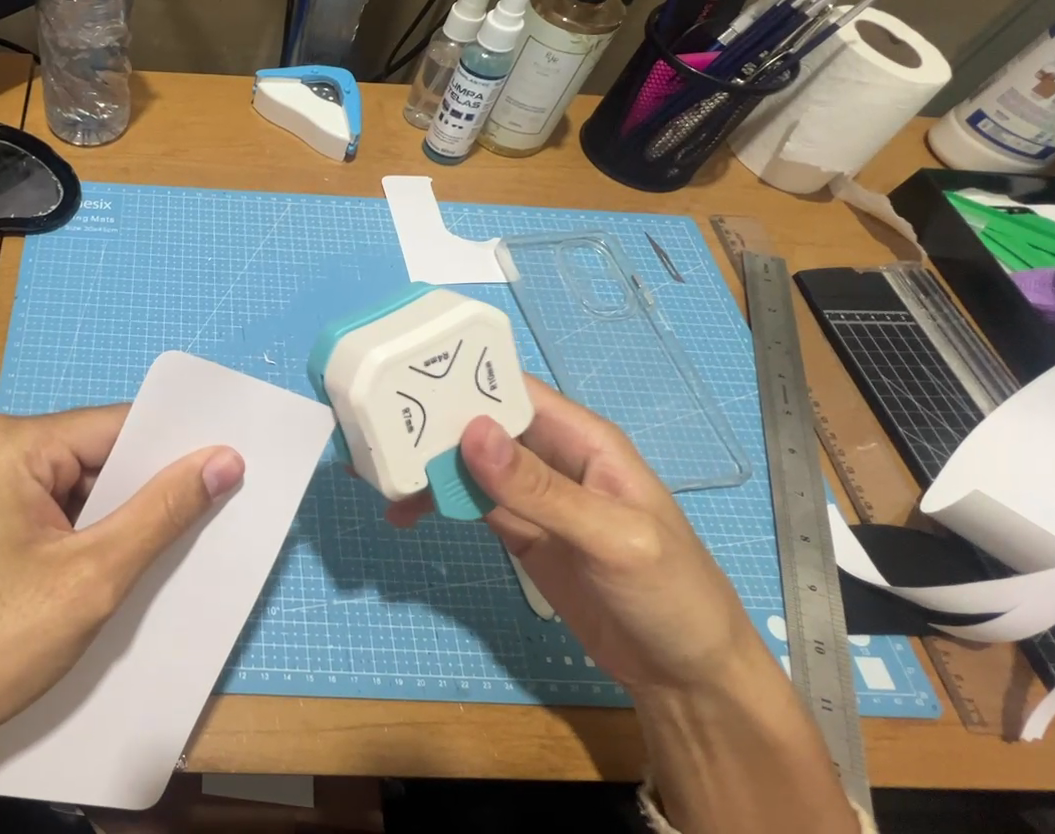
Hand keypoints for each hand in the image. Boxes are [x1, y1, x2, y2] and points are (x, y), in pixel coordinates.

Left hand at [0, 407, 243, 833]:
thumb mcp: (92, 578)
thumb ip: (162, 512)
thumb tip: (226, 458)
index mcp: (8, 442)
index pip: (113, 427)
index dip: (171, 450)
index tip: (227, 472)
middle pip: (90, 452)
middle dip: (140, 488)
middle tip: (203, 519)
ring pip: (70, 482)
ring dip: (111, 514)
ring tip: (158, 548)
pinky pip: (44, 505)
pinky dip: (79, 530)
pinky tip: (106, 563)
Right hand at [386, 377, 763, 693]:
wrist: (686, 675)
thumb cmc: (671, 594)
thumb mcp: (612, 539)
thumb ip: (541, 489)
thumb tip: (472, 432)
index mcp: (582, 439)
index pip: (513, 390)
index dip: (461, 378)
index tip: (401, 378)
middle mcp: (551, 456)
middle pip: (480, 423)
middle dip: (428, 422)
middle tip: (368, 429)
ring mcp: (532, 495)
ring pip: (466, 463)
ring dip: (423, 465)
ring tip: (374, 474)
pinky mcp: (518, 531)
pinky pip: (467, 502)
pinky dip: (434, 502)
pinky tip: (404, 512)